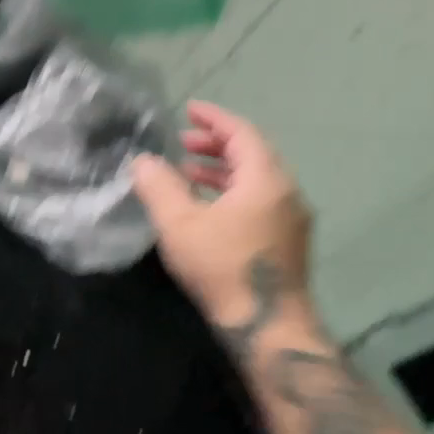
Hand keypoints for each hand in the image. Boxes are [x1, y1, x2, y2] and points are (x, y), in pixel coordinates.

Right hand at [130, 101, 312, 324]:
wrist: (267, 325)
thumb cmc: (221, 266)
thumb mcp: (178, 223)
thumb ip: (159, 186)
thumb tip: (144, 160)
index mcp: (266, 182)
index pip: (243, 135)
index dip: (215, 119)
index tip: (190, 109)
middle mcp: (286, 194)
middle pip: (254, 155)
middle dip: (217, 144)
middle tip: (183, 141)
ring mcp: (289, 219)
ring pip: (256, 180)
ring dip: (222, 169)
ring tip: (187, 170)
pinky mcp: (285, 241)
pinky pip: (258, 200)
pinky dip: (230, 190)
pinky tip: (204, 205)